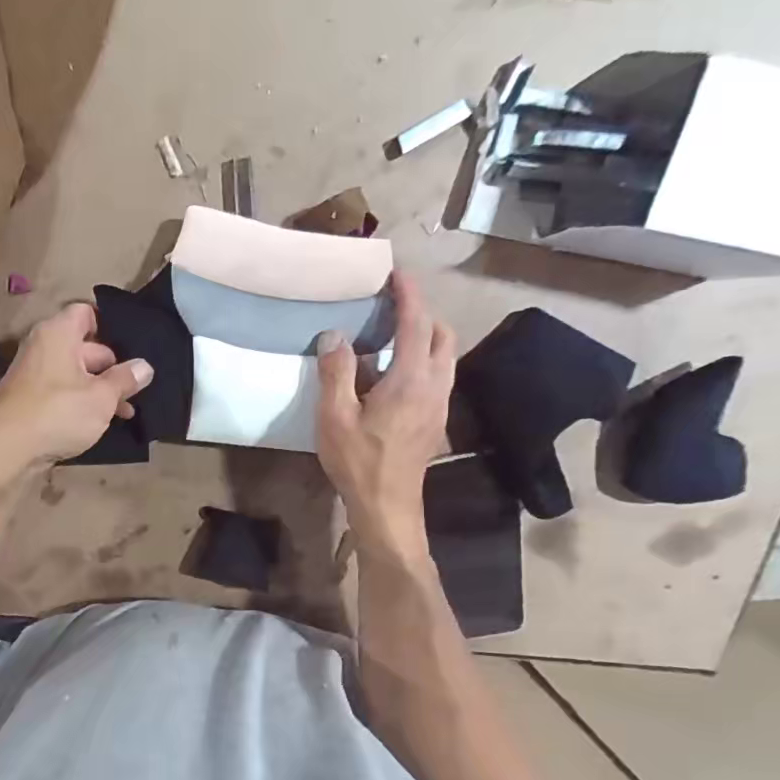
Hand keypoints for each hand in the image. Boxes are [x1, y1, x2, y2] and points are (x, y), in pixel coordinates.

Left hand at [0, 302, 152, 479]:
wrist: (5, 452)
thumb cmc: (58, 414)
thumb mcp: (101, 398)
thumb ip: (125, 379)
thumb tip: (145, 366)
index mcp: (57, 333)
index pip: (86, 313)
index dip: (110, 326)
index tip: (133, 348)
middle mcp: (42, 346)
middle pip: (85, 346)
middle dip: (112, 367)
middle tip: (138, 389)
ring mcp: (33, 373)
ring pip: (76, 373)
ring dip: (100, 390)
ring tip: (127, 413)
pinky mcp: (28, 399)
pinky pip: (62, 391)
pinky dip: (81, 401)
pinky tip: (101, 422)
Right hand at [315, 273, 455, 560]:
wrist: (388, 505)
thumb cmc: (358, 461)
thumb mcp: (335, 416)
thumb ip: (336, 371)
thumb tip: (336, 335)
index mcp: (411, 379)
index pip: (416, 323)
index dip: (408, 294)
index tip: (395, 273)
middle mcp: (435, 385)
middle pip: (441, 334)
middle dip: (421, 311)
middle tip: (391, 304)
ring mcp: (440, 403)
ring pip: (444, 354)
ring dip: (425, 334)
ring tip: (392, 333)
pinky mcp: (436, 418)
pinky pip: (438, 373)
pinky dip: (423, 356)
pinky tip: (393, 371)